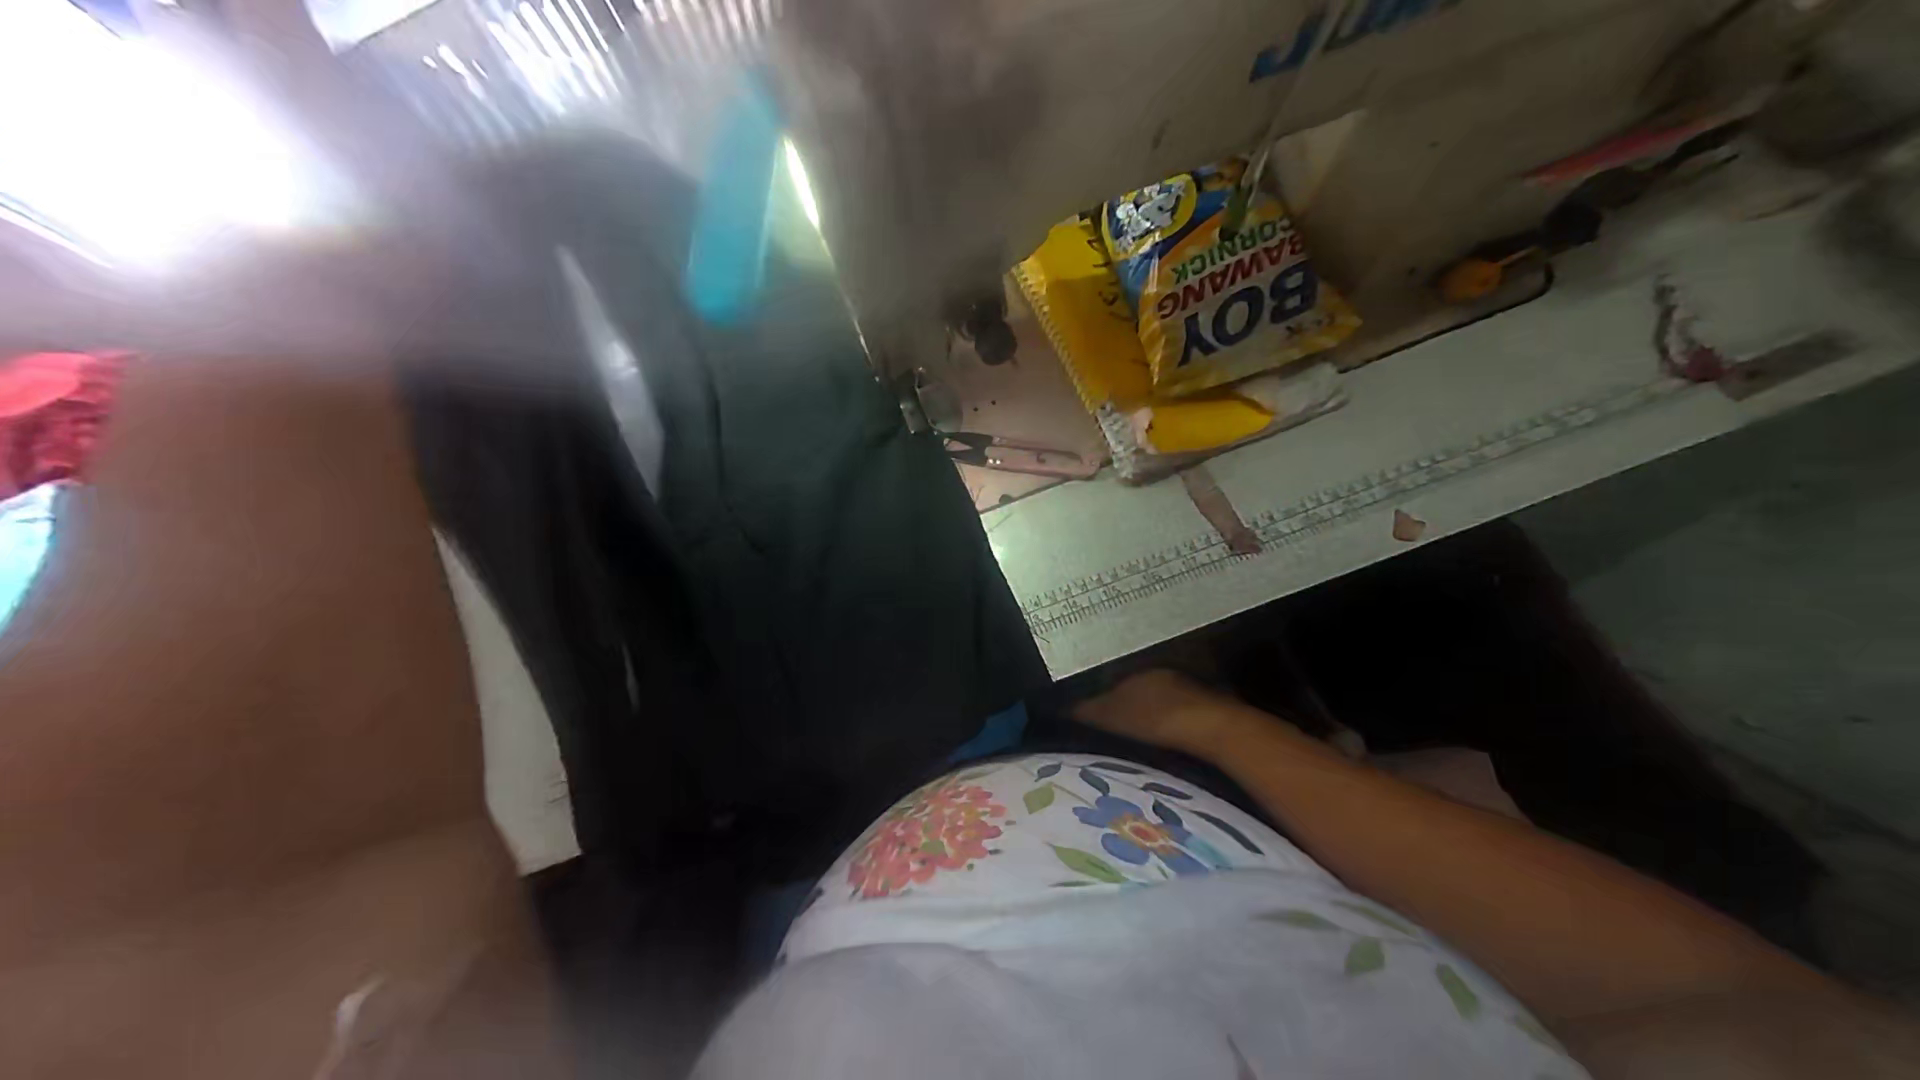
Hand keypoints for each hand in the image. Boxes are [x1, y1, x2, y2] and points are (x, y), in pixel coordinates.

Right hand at [1071, 669, 1304, 760]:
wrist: (1214, 731)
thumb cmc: (1154, 720)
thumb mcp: (1109, 717)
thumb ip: (1083, 711)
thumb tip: (1057, 708)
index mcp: (1136, 670)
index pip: (1112, 679)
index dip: (1100, 696)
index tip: (1092, 713)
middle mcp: (1162, 673)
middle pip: (1138, 688)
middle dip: (1127, 704)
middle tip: (1115, 727)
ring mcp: (1190, 688)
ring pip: (1161, 700)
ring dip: (1152, 715)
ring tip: (1140, 737)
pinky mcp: (1211, 708)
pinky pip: (1181, 713)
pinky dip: (1173, 724)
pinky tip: (1169, 741)